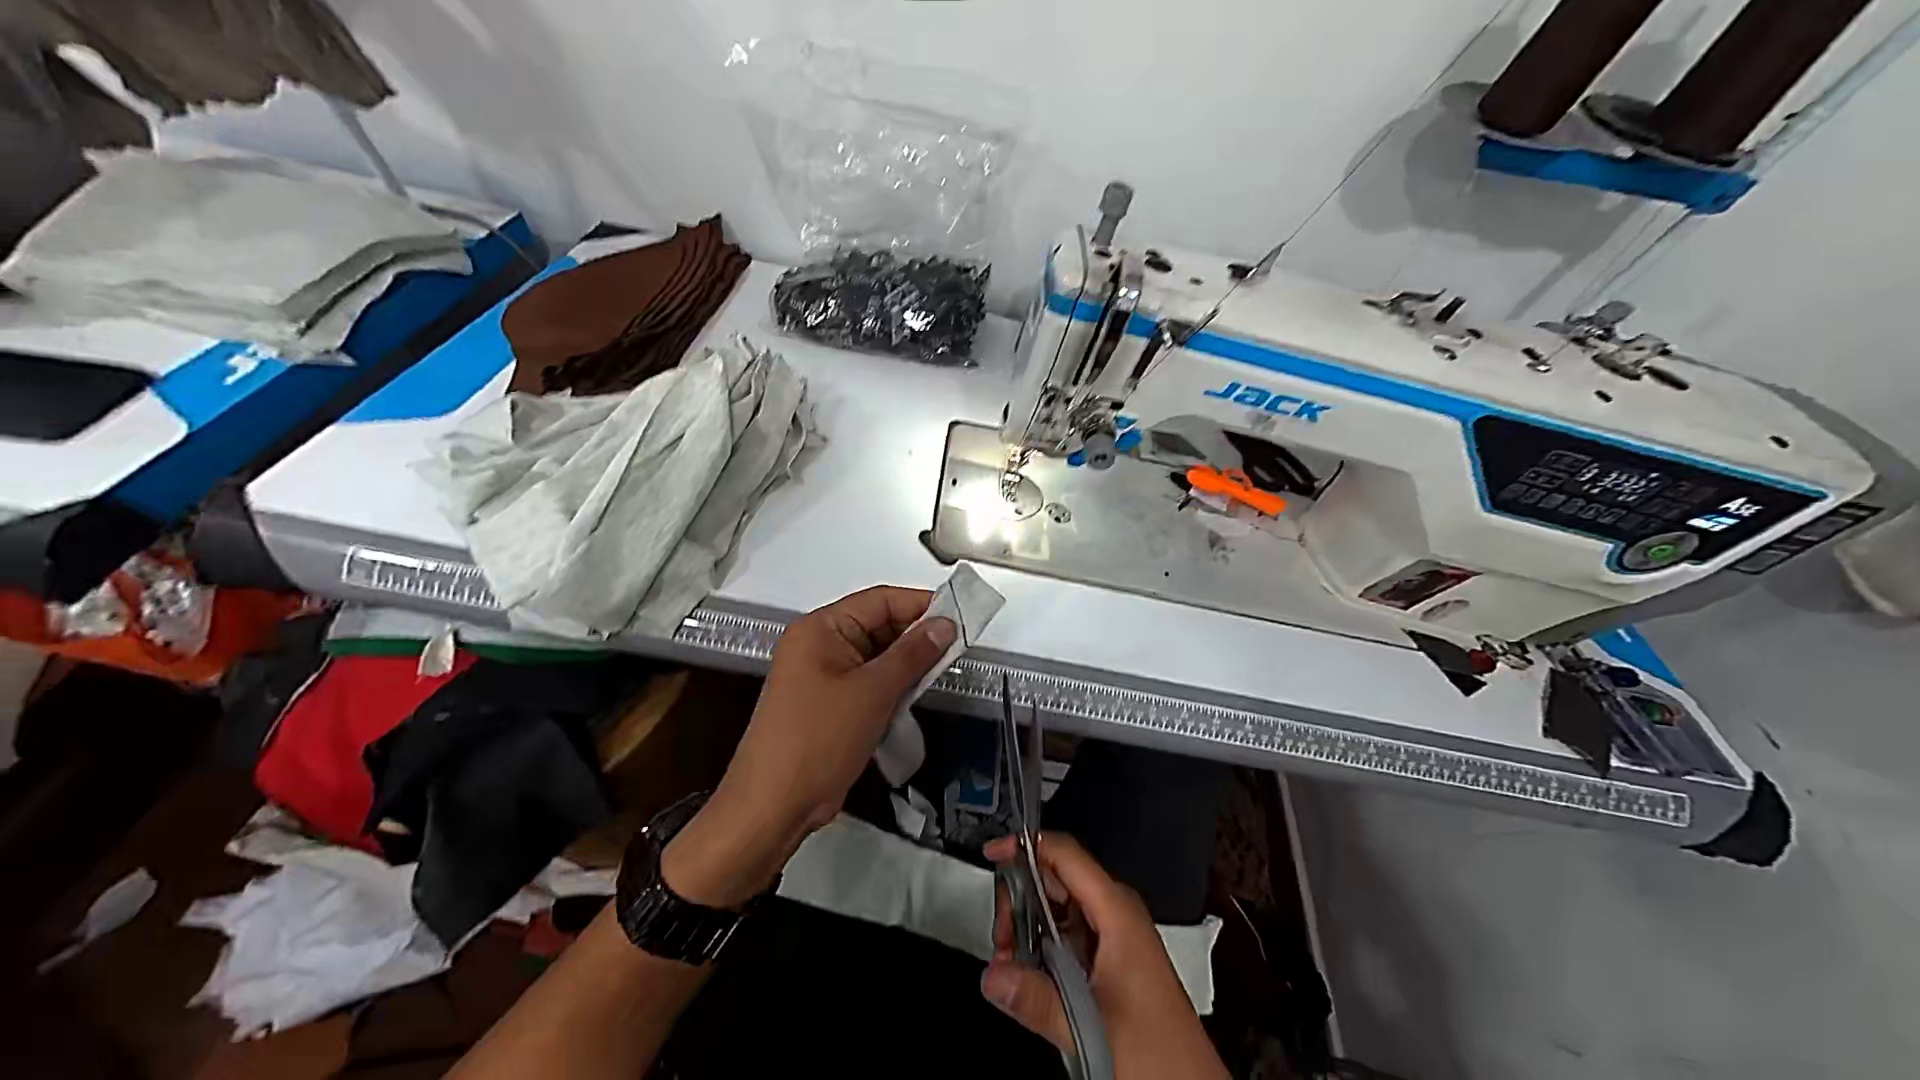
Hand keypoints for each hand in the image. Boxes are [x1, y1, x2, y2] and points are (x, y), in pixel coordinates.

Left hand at [661, 586, 955, 908]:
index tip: (956, 613)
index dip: (920, 605)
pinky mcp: (832, 704)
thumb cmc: (810, 744)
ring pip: (878, 657)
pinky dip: (894, 687)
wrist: (774, 804)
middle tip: (955, 646)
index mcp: (820, 630)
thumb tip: (942, 626)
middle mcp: (819, 647)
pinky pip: (871, 683)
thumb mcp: (872, 691)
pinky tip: (916, 695)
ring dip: (907, 665)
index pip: (880, 600)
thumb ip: (912, 653)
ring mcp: (824, 676)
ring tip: (940, 671)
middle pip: (879, 627)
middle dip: (917, 637)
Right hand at [983, 832, 1228, 1078]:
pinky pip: (1067, 933)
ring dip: (1029, 926)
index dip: (1027, 846)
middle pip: (1056, 878)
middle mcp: (1116, 914)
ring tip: (1014, 963)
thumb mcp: (1090, 1027)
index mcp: (1117, 913)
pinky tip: (1032, 976)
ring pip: (1059, 907)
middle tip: (1004, 938)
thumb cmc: (1161, 1056)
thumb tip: (994, 975)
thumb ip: (1036, 1000)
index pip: (1066, 854)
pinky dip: (1042, 945)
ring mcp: (1113, 934)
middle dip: (1020, 899)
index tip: (995, 853)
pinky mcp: (1109, 957)